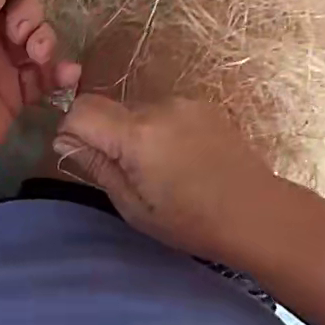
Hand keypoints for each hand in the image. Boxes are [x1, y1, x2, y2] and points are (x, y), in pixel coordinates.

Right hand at [52, 94, 294, 265]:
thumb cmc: (192, 222)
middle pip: (108, 108)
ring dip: (133, 132)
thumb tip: (64, 140)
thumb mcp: (134, 207)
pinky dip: (159, 129)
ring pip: (135, 109)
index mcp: (137, 135)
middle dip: (105, 134)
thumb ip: (97, 167)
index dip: (71, 130)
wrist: (259, 214)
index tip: (81, 156)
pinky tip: (181, 158)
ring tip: (160, 169)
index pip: (81, 109)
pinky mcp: (203, 105)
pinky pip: (162, 111)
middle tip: (126, 173)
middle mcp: (158, 107)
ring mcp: (184, 102)